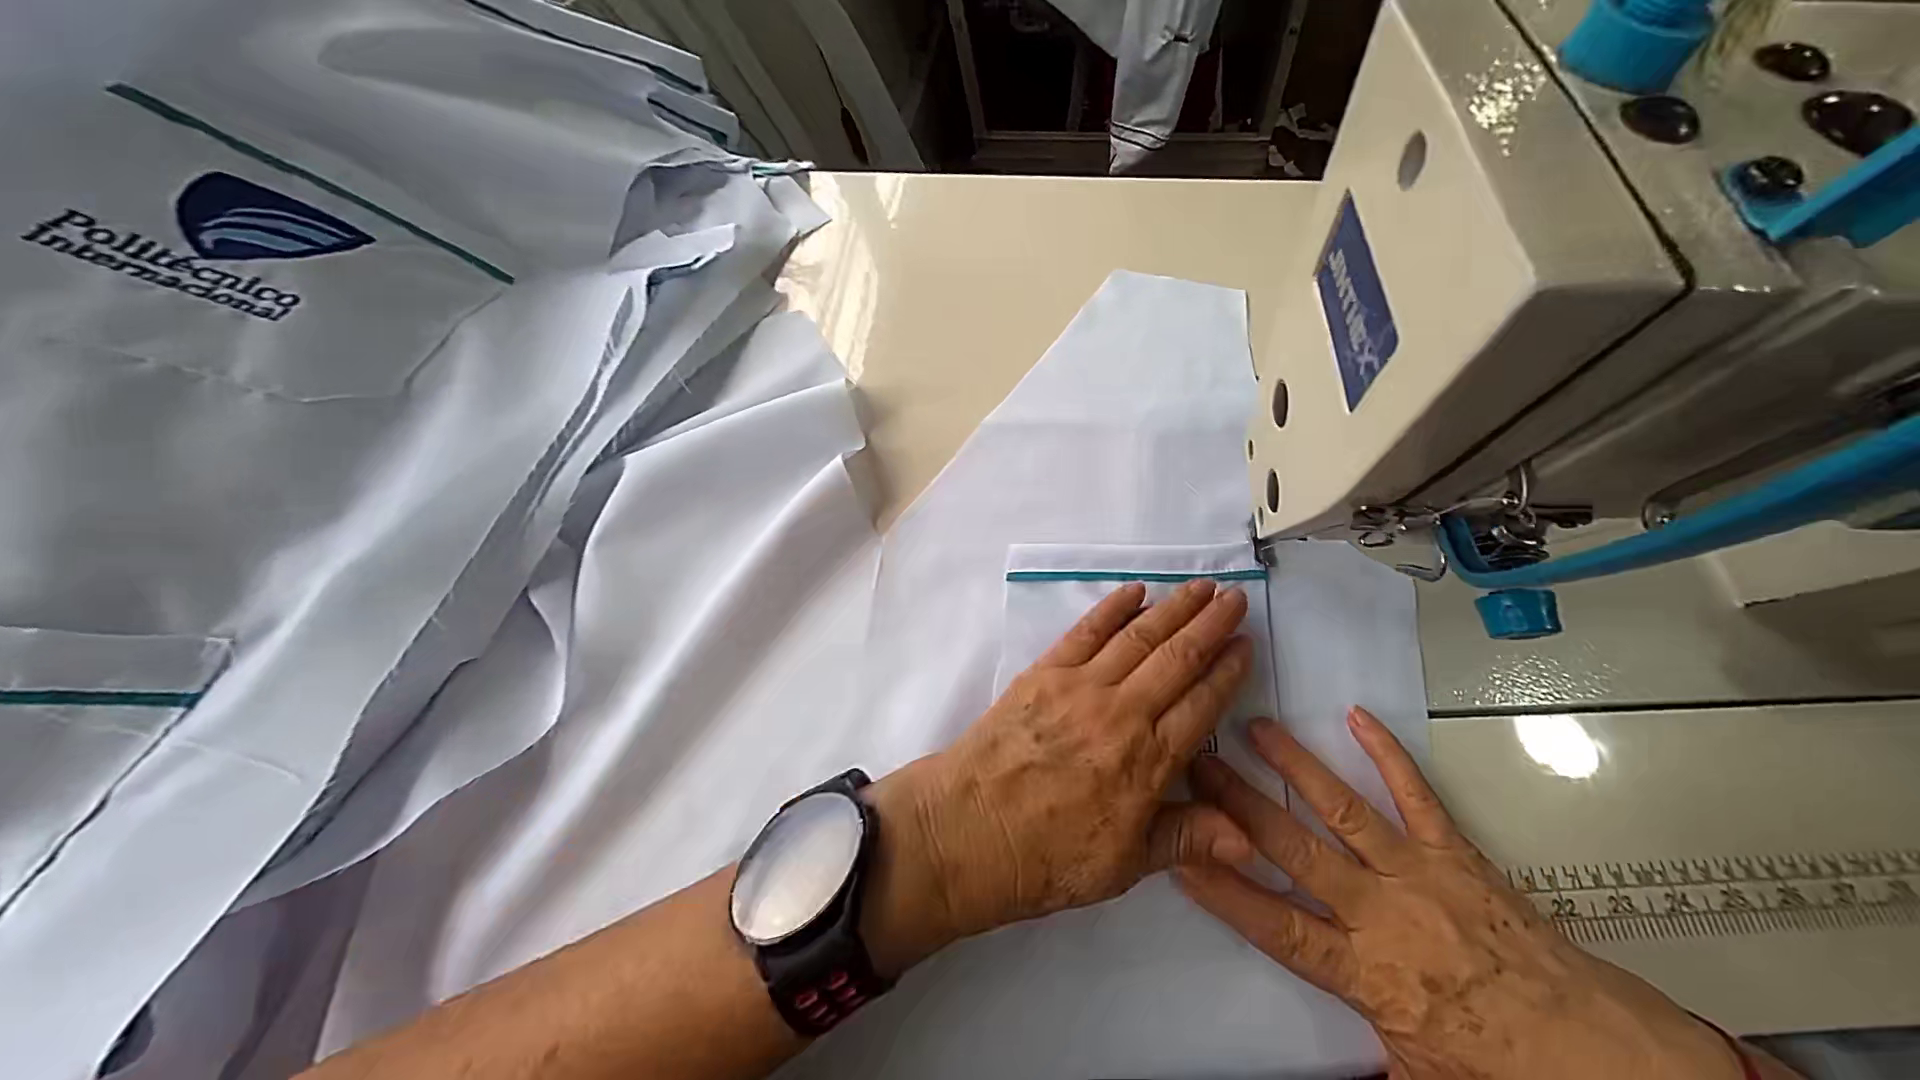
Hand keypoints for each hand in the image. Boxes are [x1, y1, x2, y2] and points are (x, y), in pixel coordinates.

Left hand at [861, 579, 1257, 974]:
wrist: (968, 832)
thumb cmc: (1047, 858)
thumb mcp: (1123, 864)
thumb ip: (1186, 840)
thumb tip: (1251, 841)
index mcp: (1148, 763)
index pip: (1202, 705)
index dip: (1229, 672)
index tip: (1247, 645)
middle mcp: (1122, 714)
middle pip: (1178, 659)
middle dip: (1211, 626)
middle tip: (1236, 598)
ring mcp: (1080, 688)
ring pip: (1138, 638)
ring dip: (1173, 609)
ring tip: (1201, 588)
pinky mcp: (1043, 674)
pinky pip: (1085, 631)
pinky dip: (1112, 608)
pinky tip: (1134, 592)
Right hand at [1177, 707, 1770, 1079]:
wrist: (1599, 1054)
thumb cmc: (1498, 1062)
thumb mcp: (1411, 1069)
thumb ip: (1353, 1039)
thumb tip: (1312, 1051)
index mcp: (1364, 971)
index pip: (1273, 923)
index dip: (1222, 887)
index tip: (1179, 851)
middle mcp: (1381, 913)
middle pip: (1292, 848)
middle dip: (1236, 803)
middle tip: (1197, 763)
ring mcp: (1418, 874)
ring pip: (1341, 810)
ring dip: (1293, 766)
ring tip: (1253, 728)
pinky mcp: (1455, 854)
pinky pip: (1415, 796)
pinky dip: (1386, 755)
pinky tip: (1357, 717)